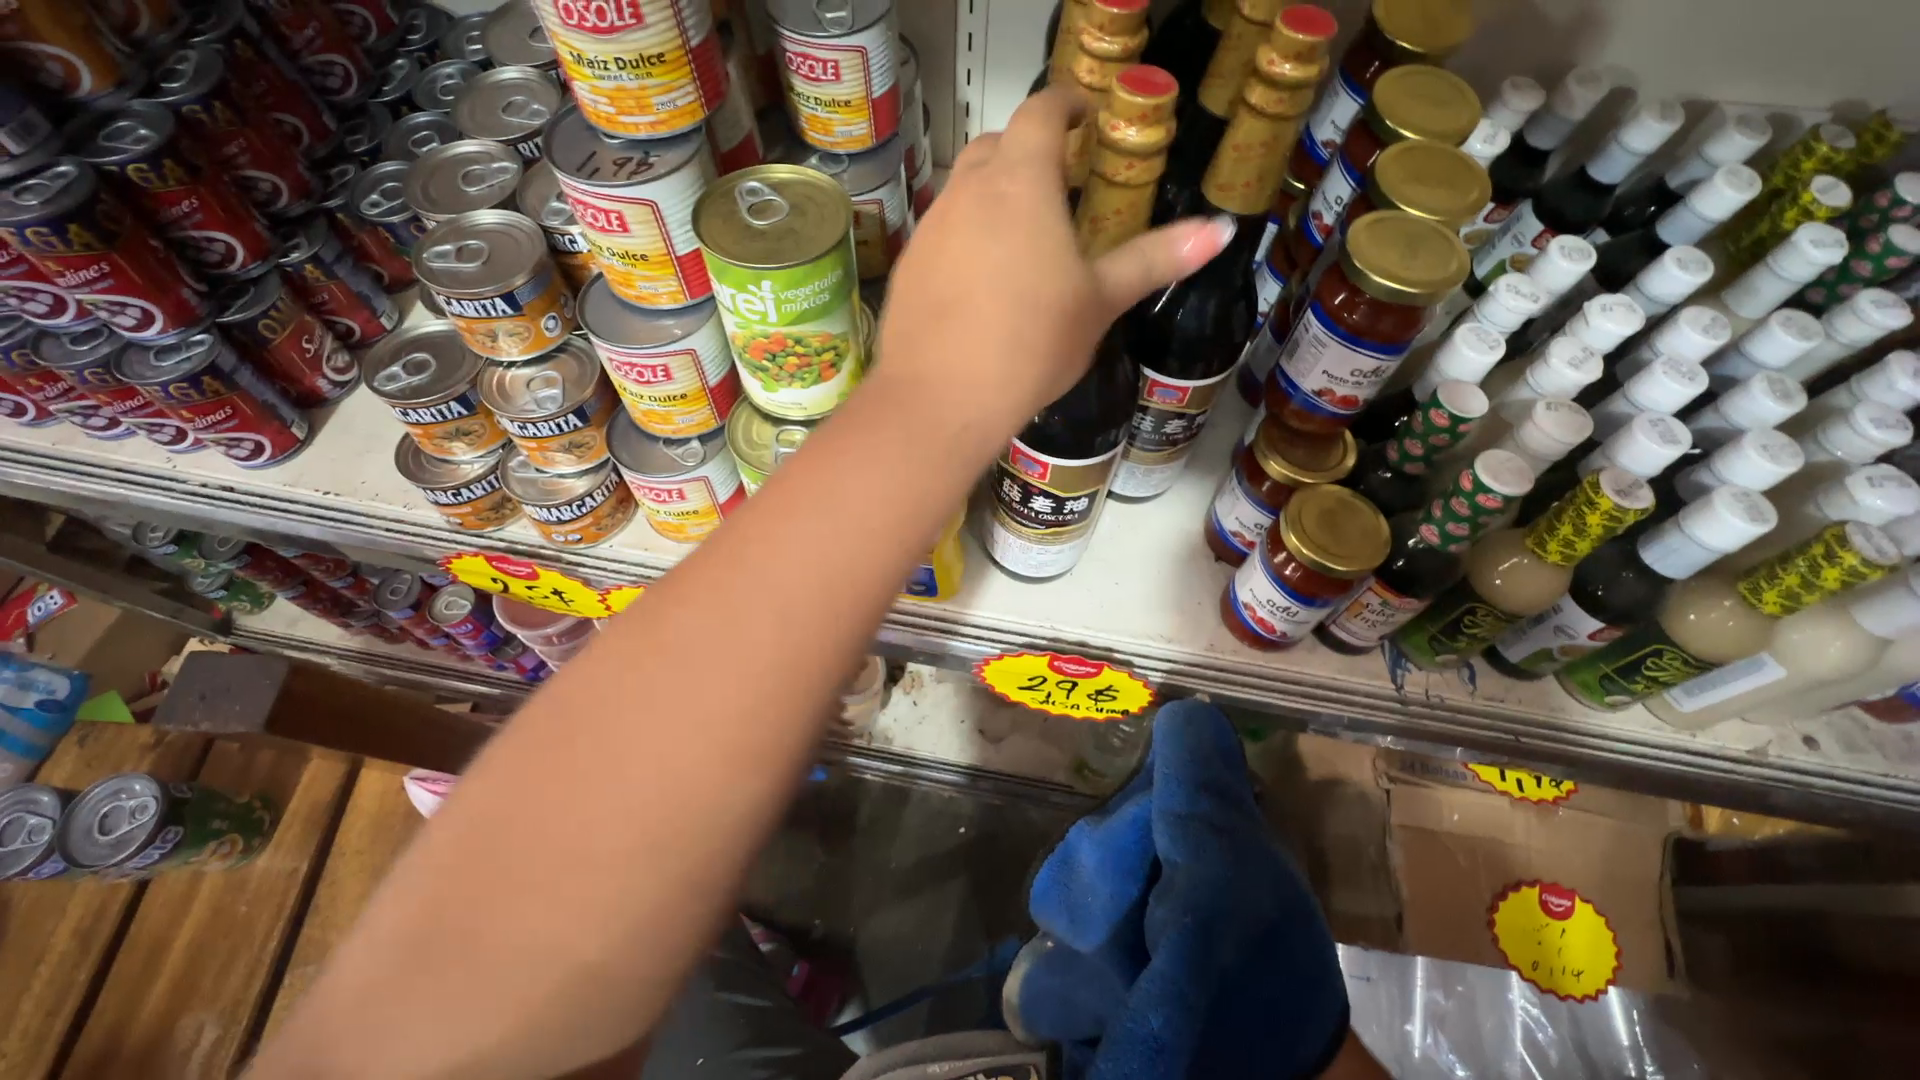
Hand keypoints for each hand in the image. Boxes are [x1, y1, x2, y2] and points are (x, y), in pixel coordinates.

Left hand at [872, 87, 1234, 437]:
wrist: (941, 398)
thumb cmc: (1032, 343)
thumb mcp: (1101, 301)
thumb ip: (1154, 259)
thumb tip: (1221, 229)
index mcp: (1021, 183)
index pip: (1040, 112)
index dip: (1065, 104)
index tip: (1085, 116)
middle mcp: (968, 191)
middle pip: (997, 144)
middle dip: (1028, 149)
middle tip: (1059, 181)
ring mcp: (932, 227)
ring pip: (964, 188)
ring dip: (994, 193)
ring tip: (1024, 234)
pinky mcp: (910, 265)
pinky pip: (943, 231)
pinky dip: (967, 235)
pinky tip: (983, 281)